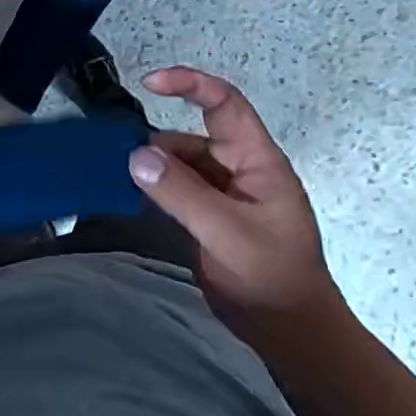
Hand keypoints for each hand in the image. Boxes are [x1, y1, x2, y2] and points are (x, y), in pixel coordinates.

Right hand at [127, 66, 338, 319]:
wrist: (288, 332)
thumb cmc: (271, 276)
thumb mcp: (227, 232)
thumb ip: (181, 192)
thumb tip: (135, 155)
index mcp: (257, 160)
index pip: (224, 104)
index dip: (190, 83)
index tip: (149, 82)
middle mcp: (238, 168)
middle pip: (190, 135)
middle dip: (158, 145)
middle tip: (126, 164)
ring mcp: (222, 191)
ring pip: (177, 162)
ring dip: (153, 169)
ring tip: (130, 188)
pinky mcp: (206, 213)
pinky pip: (173, 185)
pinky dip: (154, 186)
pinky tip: (136, 198)